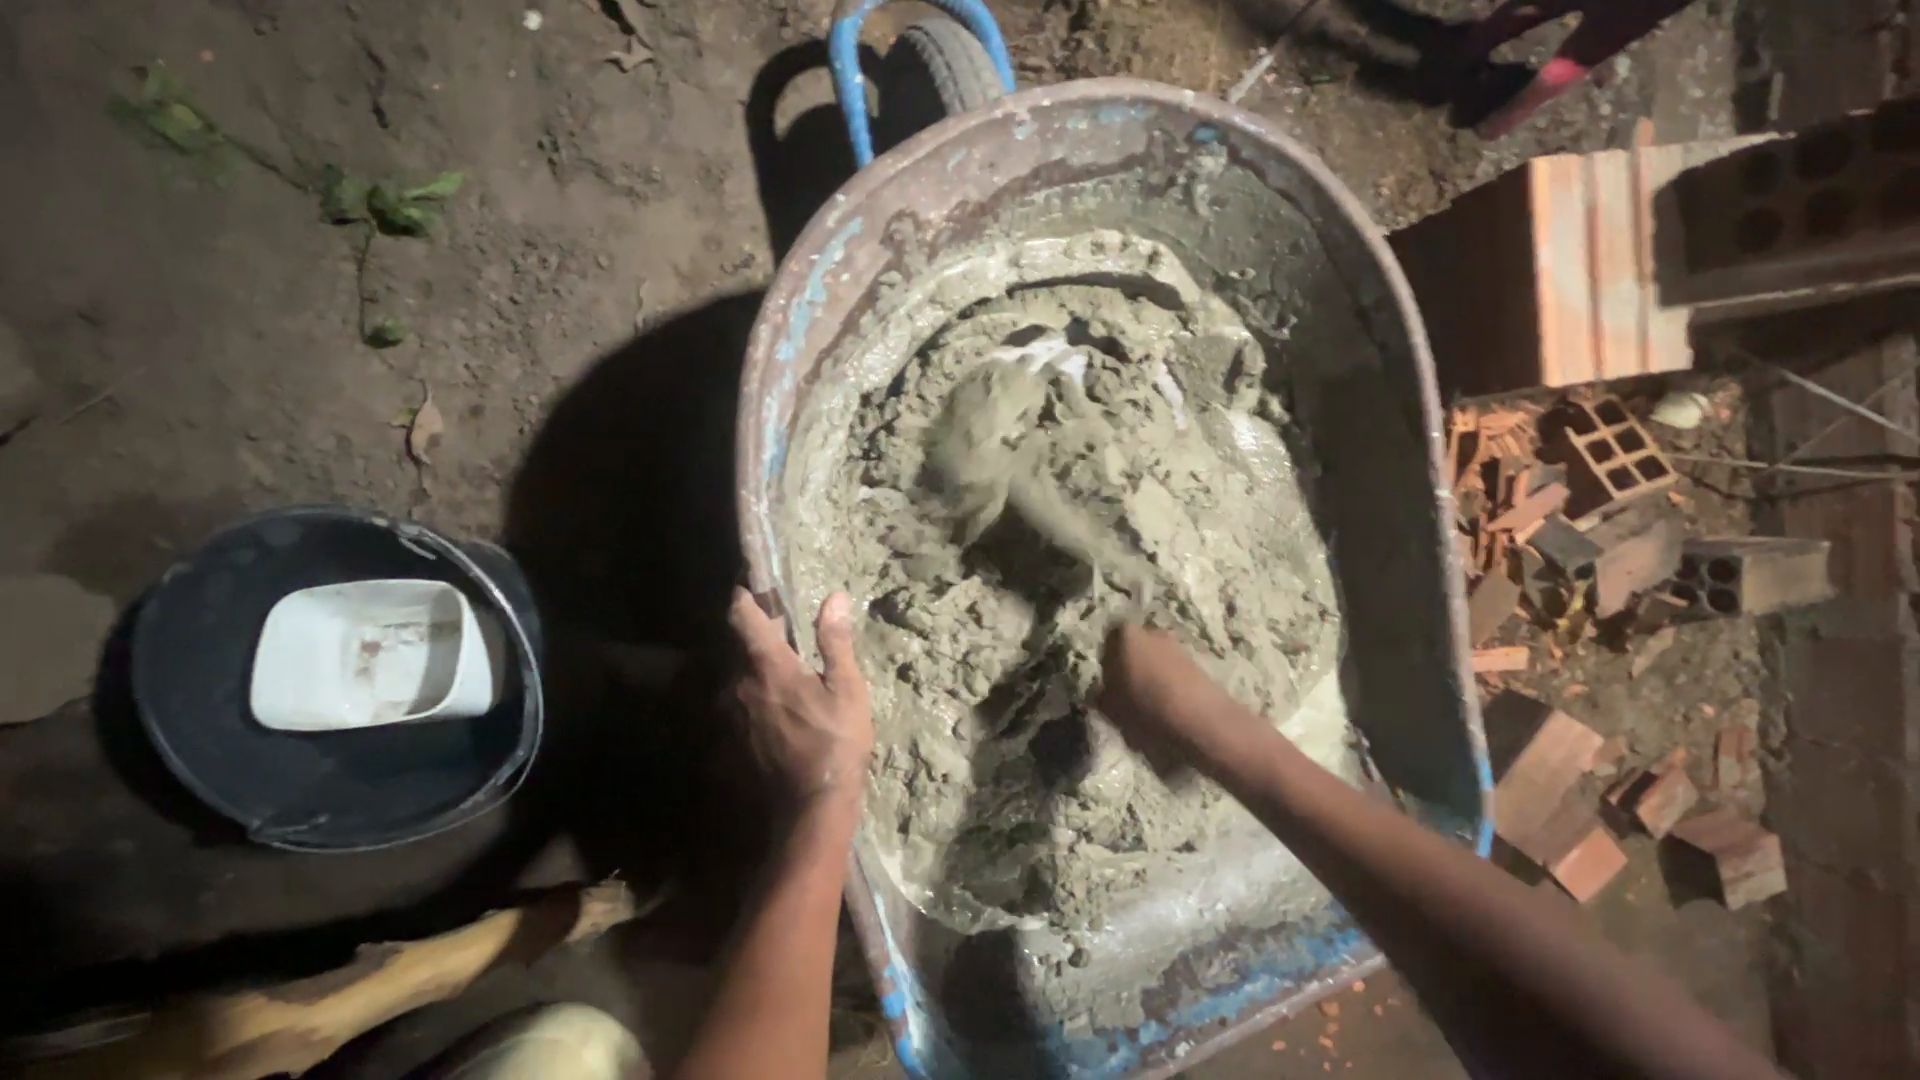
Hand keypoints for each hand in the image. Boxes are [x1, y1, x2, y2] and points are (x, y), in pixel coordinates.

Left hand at [729, 588, 874, 808]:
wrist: (810, 807)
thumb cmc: (835, 741)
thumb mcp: (846, 688)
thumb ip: (834, 641)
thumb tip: (834, 597)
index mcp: (766, 664)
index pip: (741, 615)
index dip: (745, 596)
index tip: (753, 586)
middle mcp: (737, 683)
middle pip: (738, 645)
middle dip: (757, 634)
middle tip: (783, 632)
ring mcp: (729, 714)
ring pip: (736, 676)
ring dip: (753, 668)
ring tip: (782, 674)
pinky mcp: (729, 739)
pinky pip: (736, 704)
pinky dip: (752, 697)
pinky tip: (776, 710)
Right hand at [1094, 624, 1241, 771]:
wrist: (1201, 722)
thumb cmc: (1147, 709)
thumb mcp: (1111, 707)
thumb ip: (1102, 694)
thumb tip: (1103, 690)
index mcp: (1126, 635)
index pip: (1108, 638)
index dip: (1106, 658)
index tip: (1105, 679)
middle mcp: (1152, 632)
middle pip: (1134, 644)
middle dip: (1129, 662)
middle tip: (1124, 689)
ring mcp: (1177, 645)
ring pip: (1155, 657)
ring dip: (1150, 672)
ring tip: (1147, 700)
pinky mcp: (1196, 661)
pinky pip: (1173, 669)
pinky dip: (1168, 681)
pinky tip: (1168, 704)